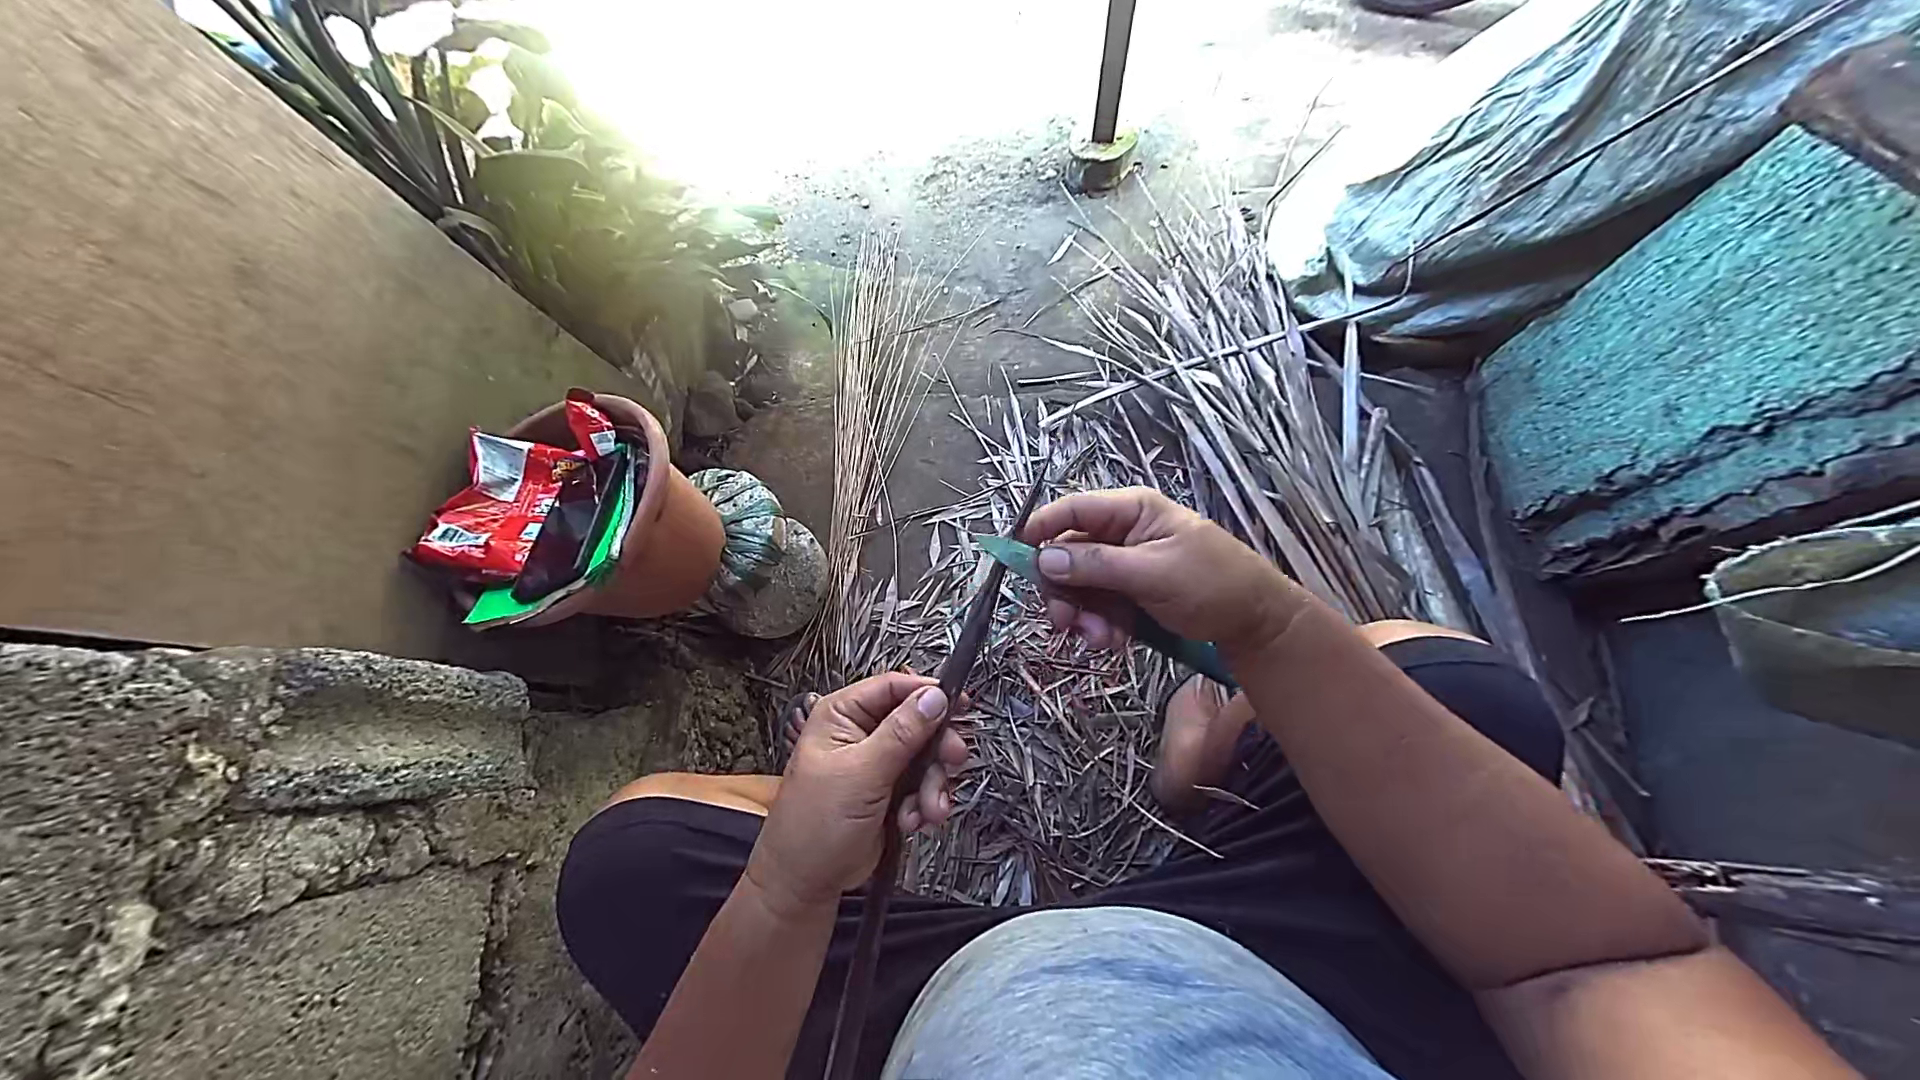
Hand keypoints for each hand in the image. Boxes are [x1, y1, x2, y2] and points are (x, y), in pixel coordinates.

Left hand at [746, 672, 967, 913]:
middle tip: (951, 760)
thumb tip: (933, 697)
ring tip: (926, 808)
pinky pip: (925, 784)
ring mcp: (879, 762)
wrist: (805, 884)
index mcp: (843, 715)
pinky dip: (926, 803)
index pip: (894, 687)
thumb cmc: (811, 827)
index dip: (928, 693)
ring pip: (927, 756)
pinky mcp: (892, 789)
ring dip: (933, 784)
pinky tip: (913, 820)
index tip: (958, 704)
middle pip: (918, 721)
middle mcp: (862, 733)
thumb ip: (901, 733)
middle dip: (938, 747)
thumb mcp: (860, 773)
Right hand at [1021, 487, 1309, 655]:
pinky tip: (1113, 642)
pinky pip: (1098, 606)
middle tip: (1062, 621)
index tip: (1016, 557)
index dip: (1041, 529)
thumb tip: (1043, 558)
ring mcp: (1125, 566)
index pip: (1073, 510)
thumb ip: (1096, 565)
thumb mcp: (1151, 573)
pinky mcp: (1129, 594)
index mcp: (1132, 512)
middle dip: (1064, 590)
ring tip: (1101, 639)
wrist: (1256, 624)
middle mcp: (1122, 534)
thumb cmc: (1212, 584)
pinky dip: (1099, 626)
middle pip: (1068, 554)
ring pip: (1080, 586)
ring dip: (1082, 615)